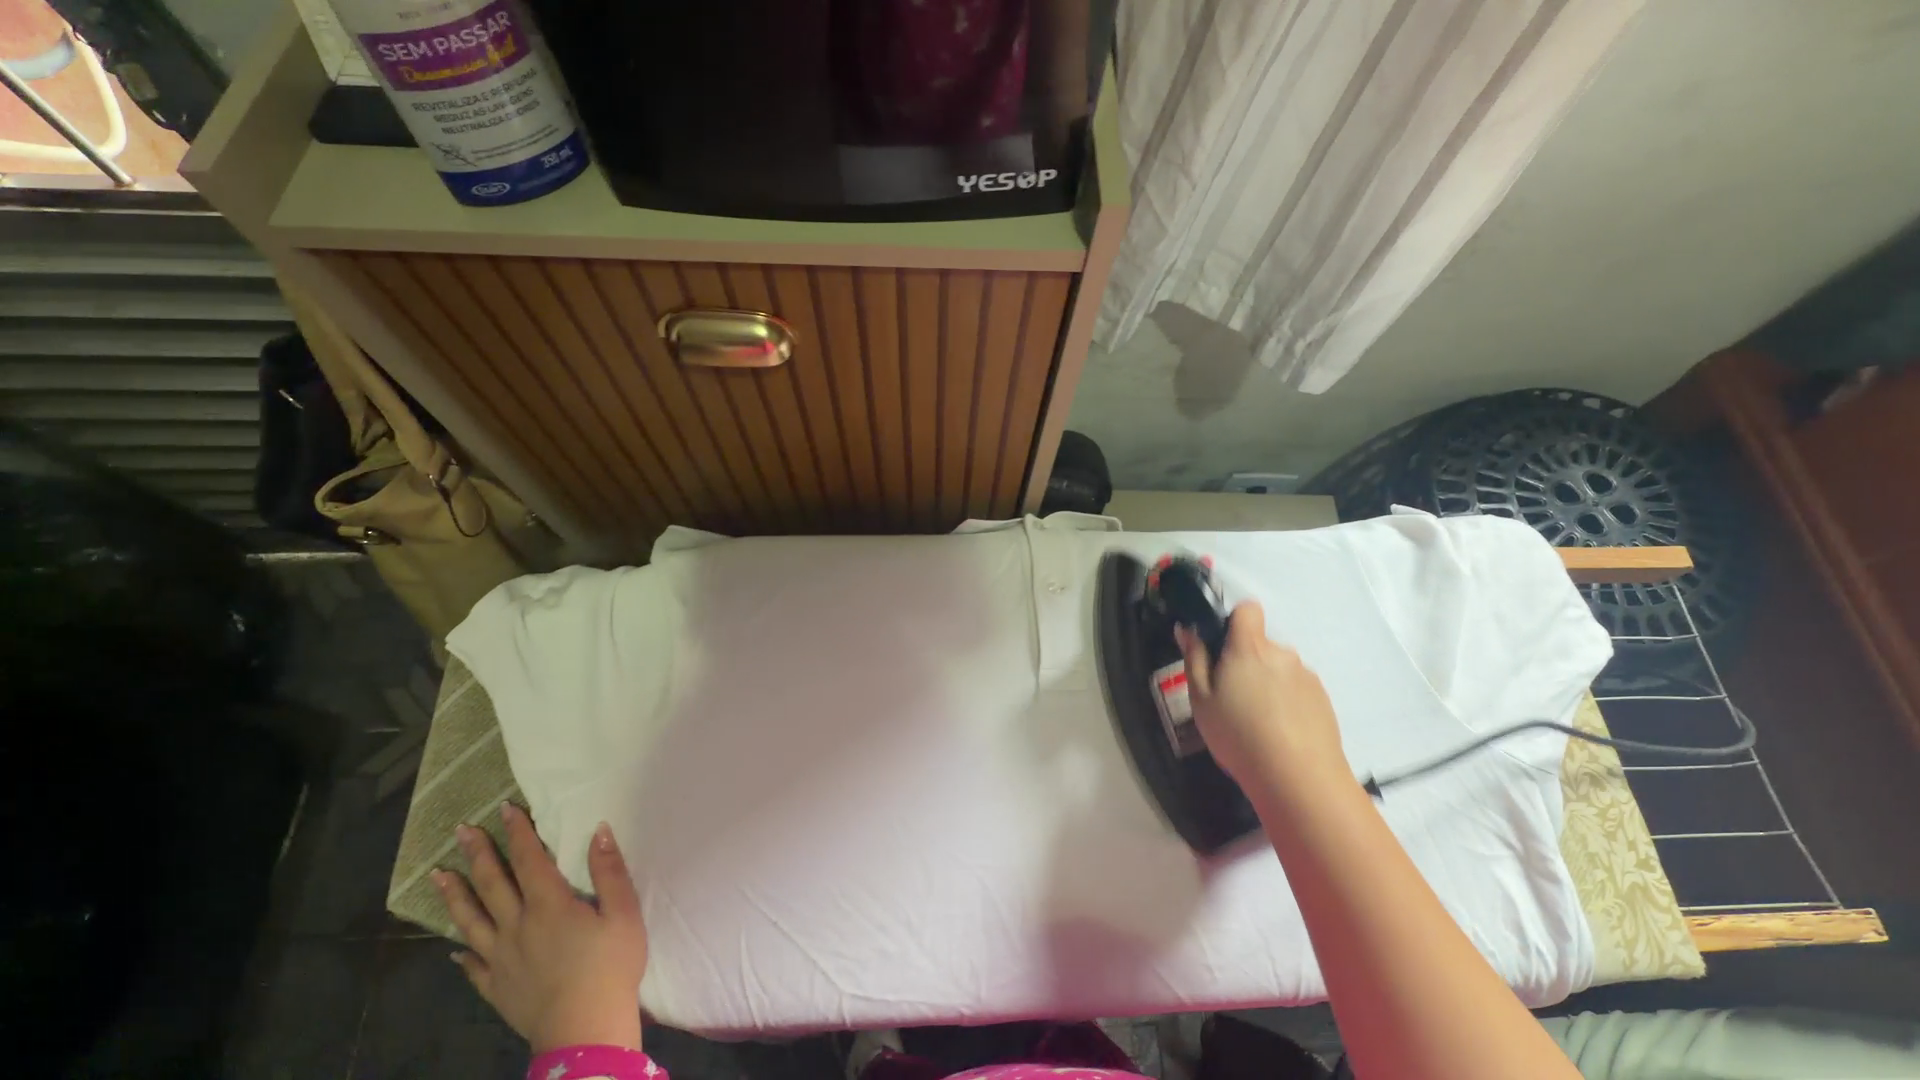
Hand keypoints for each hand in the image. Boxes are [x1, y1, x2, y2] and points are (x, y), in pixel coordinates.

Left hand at [435, 802, 647, 1053]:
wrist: (584, 1029)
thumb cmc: (610, 967)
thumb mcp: (624, 913)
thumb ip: (610, 871)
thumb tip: (599, 830)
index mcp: (548, 904)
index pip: (528, 859)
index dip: (517, 832)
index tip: (504, 809)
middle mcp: (517, 925)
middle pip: (492, 883)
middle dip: (478, 854)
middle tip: (461, 830)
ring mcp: (501, 958)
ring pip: (471, 920)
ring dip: (455, 895)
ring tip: (438, 876)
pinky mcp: (497, 987)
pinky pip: (472, 966)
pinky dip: (461, 954)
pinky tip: (452, 949)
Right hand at [1175, 601, 1345, 793]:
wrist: (1298, 777)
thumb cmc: (1238, 735)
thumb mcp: (1201, 701)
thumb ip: (1195, 660)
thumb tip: (1188, 630)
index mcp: (1249, 648)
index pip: (1247, 609)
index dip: (1234, 621)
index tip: (1221, 649)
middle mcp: (1282, 653)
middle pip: (1261, 645)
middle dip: (1246, 662)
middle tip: (1232, 698)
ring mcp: (1306, 675)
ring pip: (1279, 669)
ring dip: (1267, 684)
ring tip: (1258, 722)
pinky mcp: (1322, 698)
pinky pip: (1297, 689)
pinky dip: (1287, 702)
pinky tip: (1280, 733)